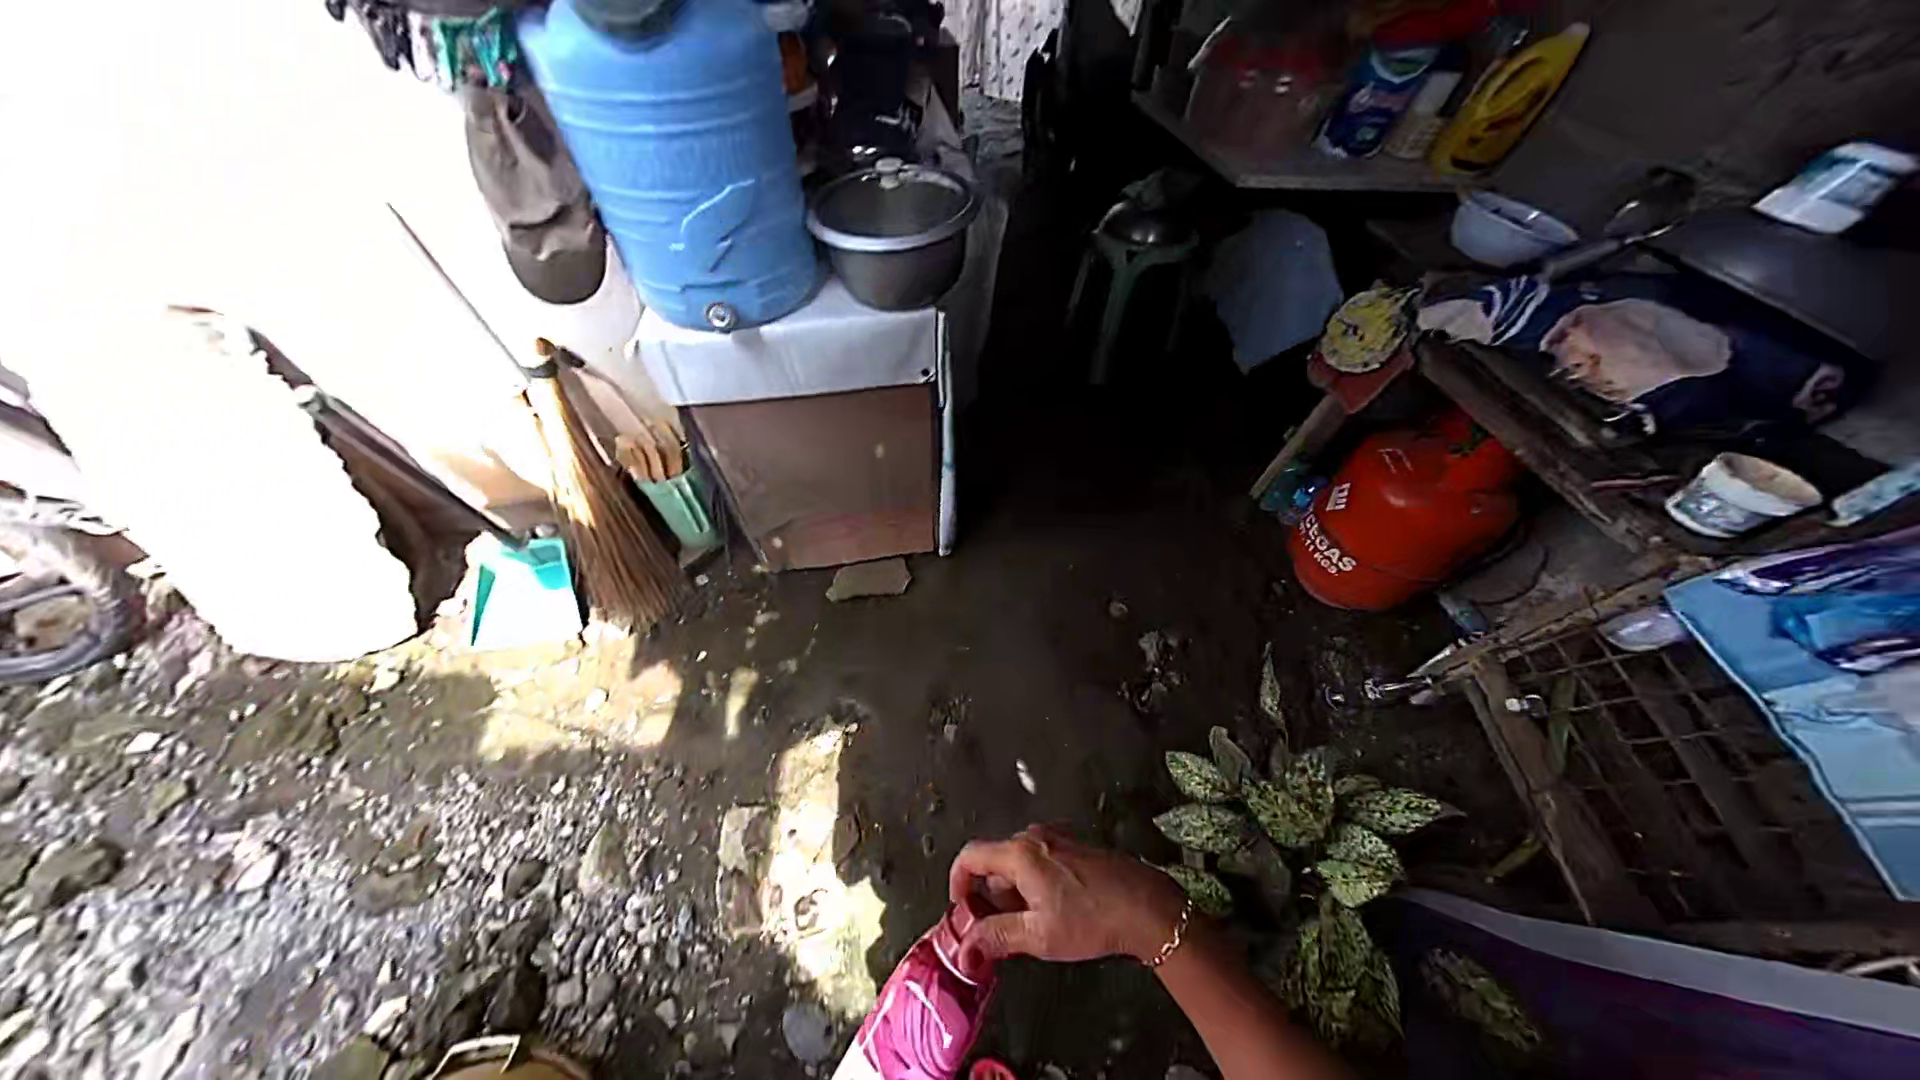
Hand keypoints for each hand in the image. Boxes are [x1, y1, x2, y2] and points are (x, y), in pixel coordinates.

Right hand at [947, 825, 1187, 969]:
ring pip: (1016, 861)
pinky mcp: (1071, 844)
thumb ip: (997, 937)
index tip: (961, 908)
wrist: (1143, 905)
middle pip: (993, 860)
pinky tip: (1051, 908)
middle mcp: (1033, 837)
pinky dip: (1032, 880)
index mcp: (1019, 854)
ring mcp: (1054, 837)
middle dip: (989, 894)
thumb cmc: (1093, 918)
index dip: (957, 882)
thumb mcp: (1038, 936)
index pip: (970, 856)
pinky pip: (1037, 857)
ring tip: (1030, 923)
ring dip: (1012, 890)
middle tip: (997, 928)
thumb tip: (968, 948)